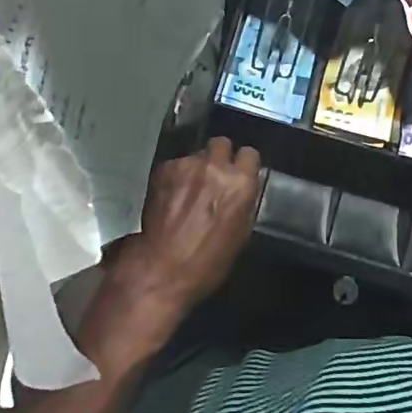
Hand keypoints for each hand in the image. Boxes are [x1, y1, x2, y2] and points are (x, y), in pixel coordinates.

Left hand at [85, 139, 261, 370]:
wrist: (161, 268)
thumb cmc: (206, 262)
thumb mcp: (240, 233)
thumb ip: (244, 201)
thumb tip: (243, 188)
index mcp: (240, 184)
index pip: (250, 154)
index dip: (243, 165)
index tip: (238, 173)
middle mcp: (216, 167)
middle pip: (222, 143)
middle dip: (219, 157)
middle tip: (213, 176)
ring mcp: (188, 165)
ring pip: (196, 154)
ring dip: (196, 168)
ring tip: (188, 191)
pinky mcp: (164, 168)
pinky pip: (176, 165)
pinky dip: (175, 176)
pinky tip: (171, 196)